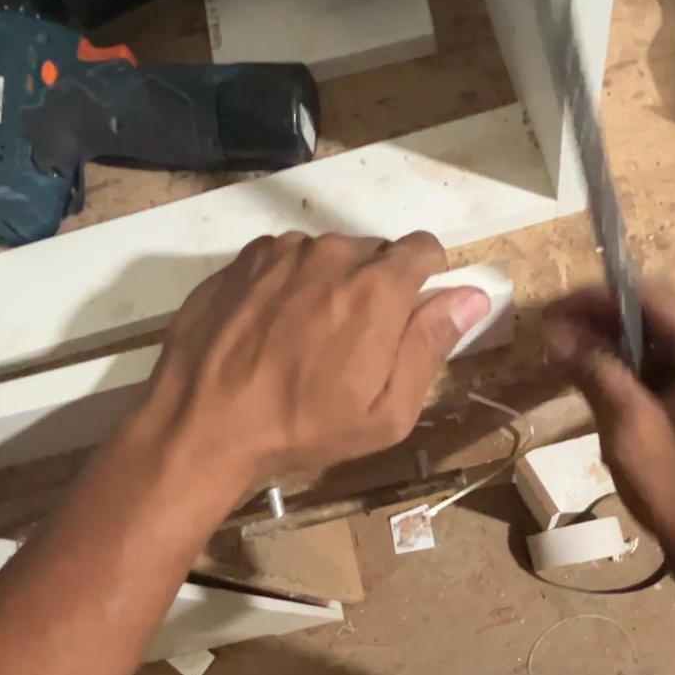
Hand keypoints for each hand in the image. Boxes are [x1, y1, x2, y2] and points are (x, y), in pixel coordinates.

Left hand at [136, 231, 490, 490]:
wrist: (202, 425)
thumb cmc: (305, 427)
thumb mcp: (388, 410)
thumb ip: (432, 344)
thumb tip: (472, 296)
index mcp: (378, 286)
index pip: (424, 248)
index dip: (426, 278)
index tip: (410, 315)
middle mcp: (331, 252)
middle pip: (374, 252)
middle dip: (378, 287)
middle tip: (356, 343)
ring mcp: (280, 252)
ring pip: (327, 256)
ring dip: (331, 285)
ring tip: (307, 339)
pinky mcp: (240, 261)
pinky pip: (284, 261)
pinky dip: (289, 285)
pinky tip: (271, 330)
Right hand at [543, 282, 674, 577]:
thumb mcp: (631, 431)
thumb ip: (595, 371)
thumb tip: (555, 332)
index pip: (652, 299)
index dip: (594, 301)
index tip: (551, 313)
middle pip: (669, 317)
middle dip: (610, 328)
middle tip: (560, 342)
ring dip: (633, 351)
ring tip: (581, 365)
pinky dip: (660, 371)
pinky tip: (623, 386)